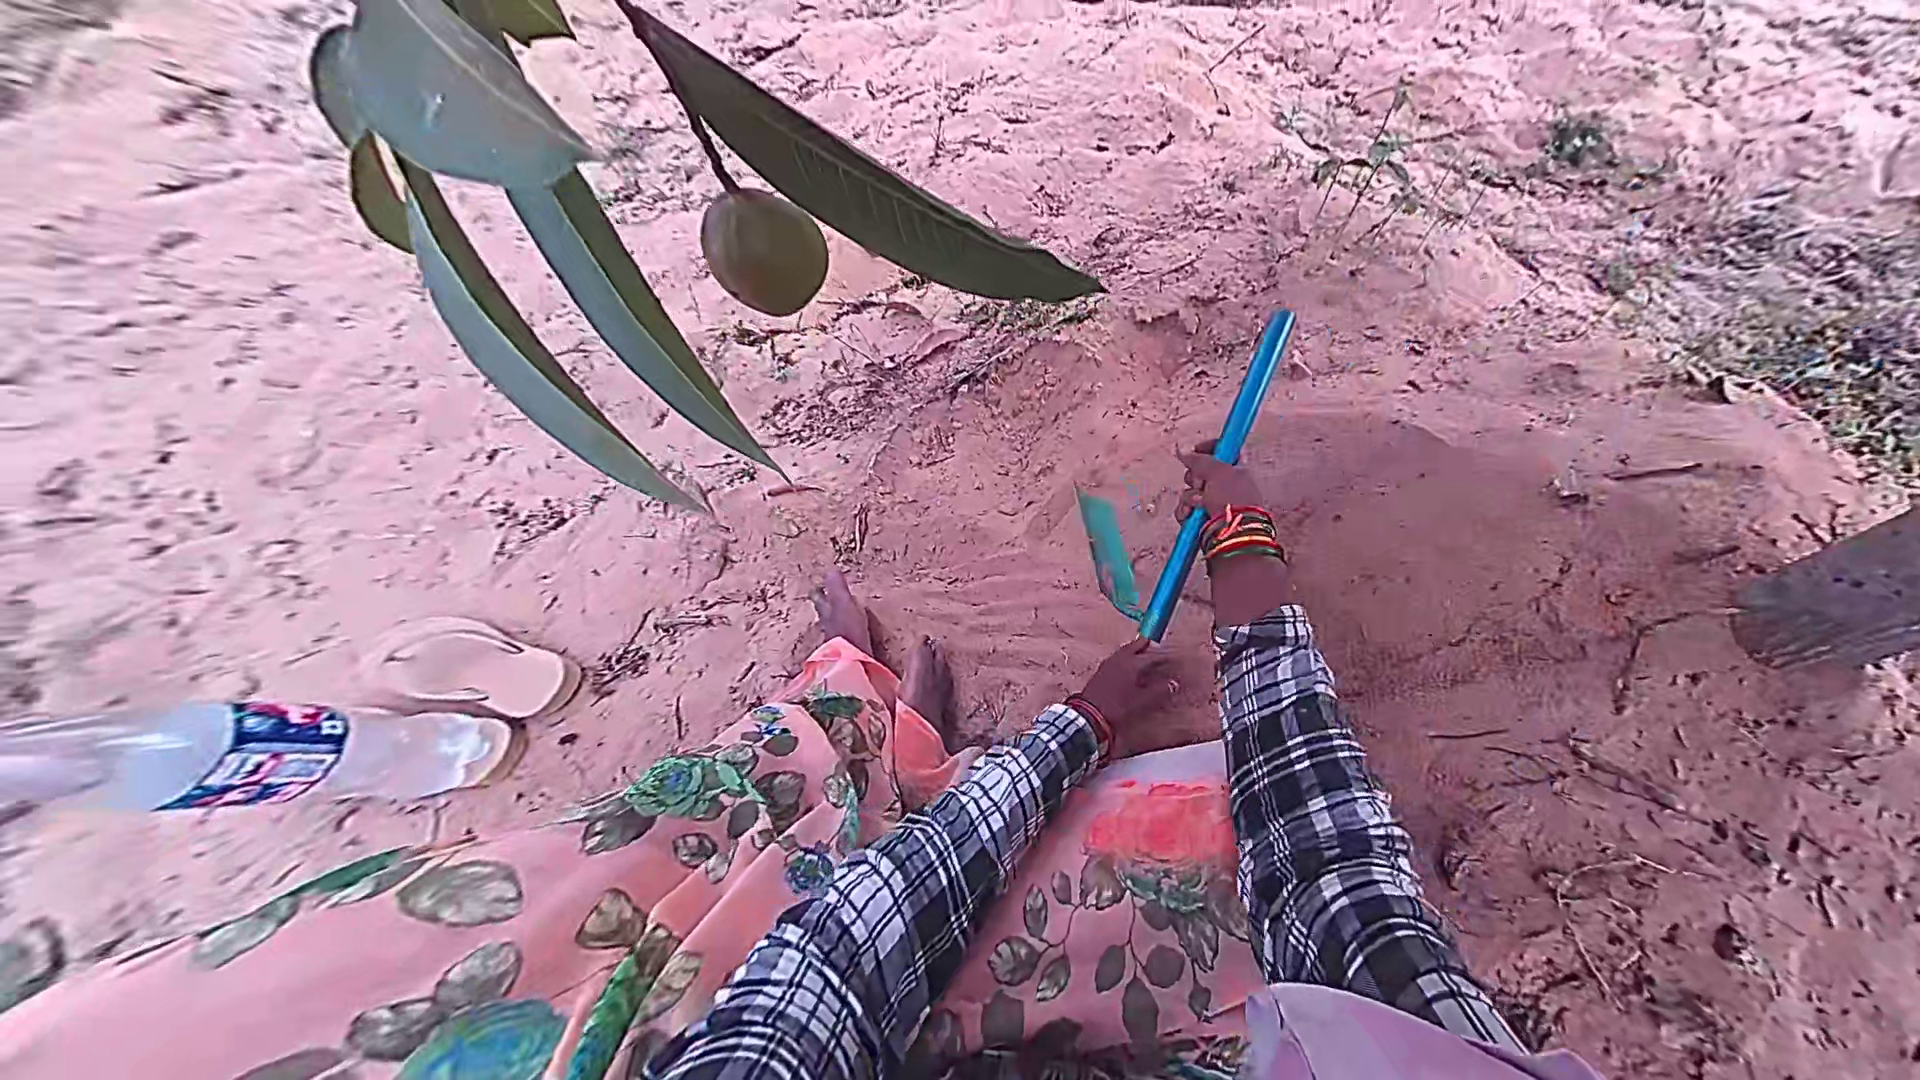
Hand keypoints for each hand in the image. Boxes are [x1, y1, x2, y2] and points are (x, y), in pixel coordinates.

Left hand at [1076, 639, 1178, 758]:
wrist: (1090, 713)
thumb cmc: (1118, 706)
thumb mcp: (1142, 700)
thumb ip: (1158, 690)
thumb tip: (1174, 683)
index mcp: (1130, 664)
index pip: (1150, 656)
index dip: (1160, 656)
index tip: (1169, 654)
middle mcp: (1118, 660)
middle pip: (1133, 647)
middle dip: (1142, 644)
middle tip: (1151, 642)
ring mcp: (1107, 664)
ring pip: (1123, 652)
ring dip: (1132, 649)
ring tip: (1140, 651)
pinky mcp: (1101, 671)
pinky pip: (1116, 658)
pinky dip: (1124, 657)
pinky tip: (1125, 664)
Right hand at [1177, 440, 1265, 517]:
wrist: (1231, 532)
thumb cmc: (1234, 500)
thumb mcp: (1218, 471)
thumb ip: (1199, 459)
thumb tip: (1183, 451)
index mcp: (1237, 470)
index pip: (1221, 451)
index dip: (1208, 448)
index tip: (1197, 449)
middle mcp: (1225, 486)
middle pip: (1199, 472)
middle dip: (1194, 477)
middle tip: (1201, 483)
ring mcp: (1212, 503)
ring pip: (1189, 491)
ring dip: (1190, 497)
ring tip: (1199, 503)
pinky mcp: (1201, 518)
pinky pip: (1185, 508)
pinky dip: (1186, 511)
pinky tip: (1193, 514)